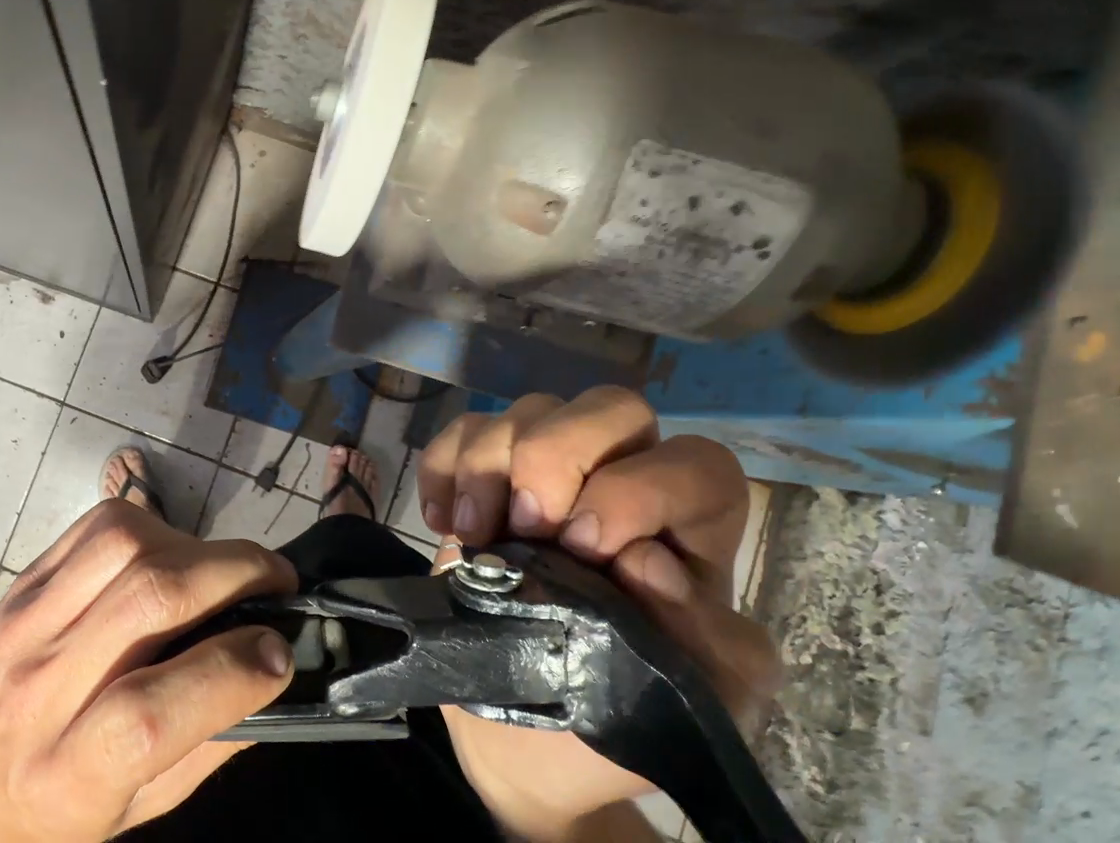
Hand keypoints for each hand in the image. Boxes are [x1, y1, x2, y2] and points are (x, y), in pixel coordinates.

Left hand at [0, 500, 296, 842]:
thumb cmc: (57, 806)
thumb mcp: (138, 809)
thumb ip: (207, 746)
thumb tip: (273, 668)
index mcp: (71, 772)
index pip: (149, 709)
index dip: (230, 670)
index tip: (279, 649)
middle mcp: (40, 688)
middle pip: (145, 601)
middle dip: (232, 576)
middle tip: (275, 581)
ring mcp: (25, 622)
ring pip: (121, 546)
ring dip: (194, 545)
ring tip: (224, 569)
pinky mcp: (23, 581)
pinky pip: (97, 527)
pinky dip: (152, 527)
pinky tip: (173, 553)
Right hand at [416, 388, 782, 840]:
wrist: (526, 739)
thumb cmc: (616, 716)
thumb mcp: (692, 703)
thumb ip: (702, 642)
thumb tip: (646, 563)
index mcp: (691, 532)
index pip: (695, 464)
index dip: (639, 489)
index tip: (581, 550)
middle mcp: (623, 483)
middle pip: (610, 407)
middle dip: (558, 451)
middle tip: (524, 524)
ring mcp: (548, 475)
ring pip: (529, 410)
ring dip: (489, 463)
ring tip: (473, 537)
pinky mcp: (483, 480)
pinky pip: (463, 430)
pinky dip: (445, 463)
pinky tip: (442, 523)